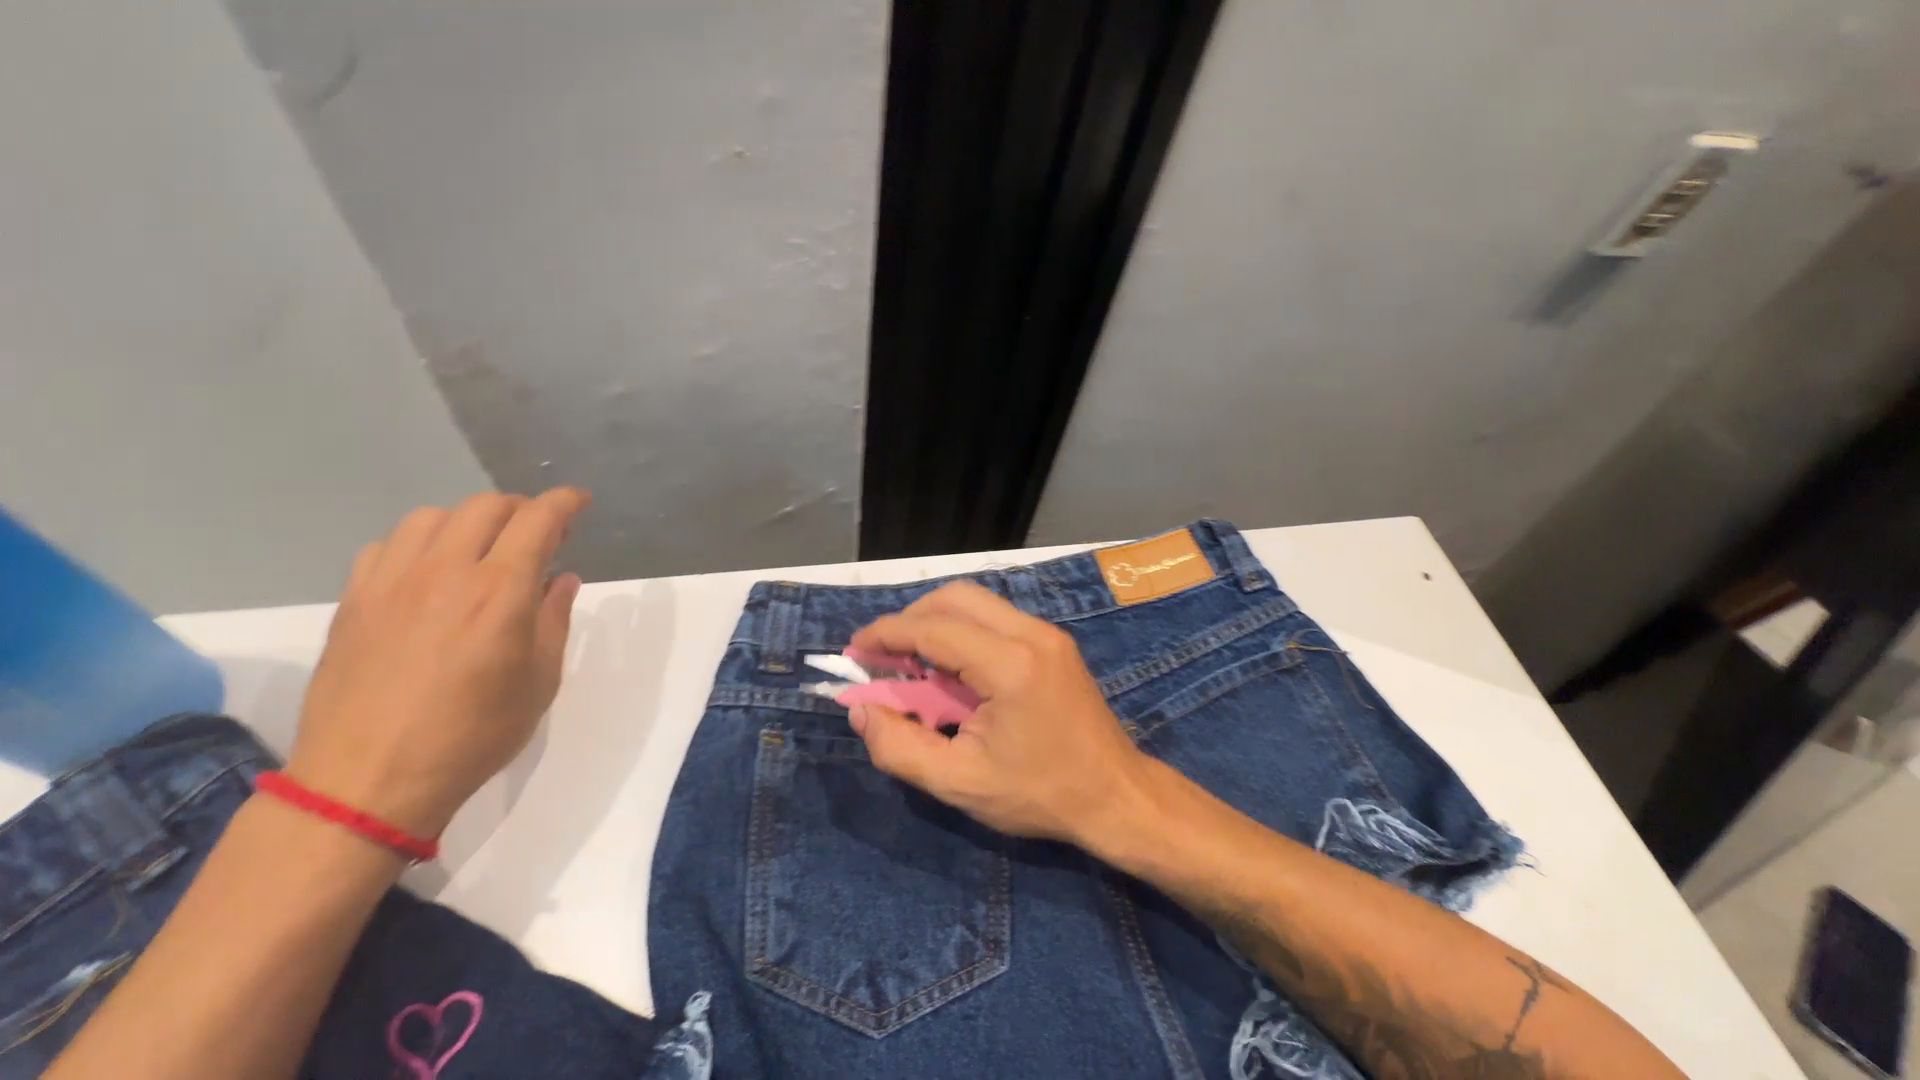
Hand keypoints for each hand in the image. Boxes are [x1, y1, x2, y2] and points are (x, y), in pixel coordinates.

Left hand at [284, 489, 590, 835]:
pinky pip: (386, 546)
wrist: (368, 779)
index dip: (564, 503)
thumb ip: (552, 621)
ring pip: (432, 517)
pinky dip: (417, 545)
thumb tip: (561, 580)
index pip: (537, 520)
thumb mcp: (537, 685)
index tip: (579, 502)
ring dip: (467, 521)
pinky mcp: (354, 600)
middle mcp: (446, 571)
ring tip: (479, 548)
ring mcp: (392, 581)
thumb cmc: (471, 737)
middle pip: (485, 507)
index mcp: (500, 592)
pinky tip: (425, 573)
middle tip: (536, 533)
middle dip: (520, 509)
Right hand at [847, 582, 1153, 844]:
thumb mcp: (959, 783)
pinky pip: (997, 620)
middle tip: (883, 657)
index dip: (886, 635)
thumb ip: (900, 747)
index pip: (934, 629)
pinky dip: (963, 632)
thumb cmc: (1040, 794)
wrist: (1116, 797)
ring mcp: (1048, 636)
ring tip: (911, 665)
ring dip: (937, 623)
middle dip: (910, 619)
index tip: (854, 653)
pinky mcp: (1055, 645)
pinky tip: (950, 671)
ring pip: (978, 603)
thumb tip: (861, 711)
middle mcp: (1032, 635)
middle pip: (956, 598)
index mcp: (1010, 665)